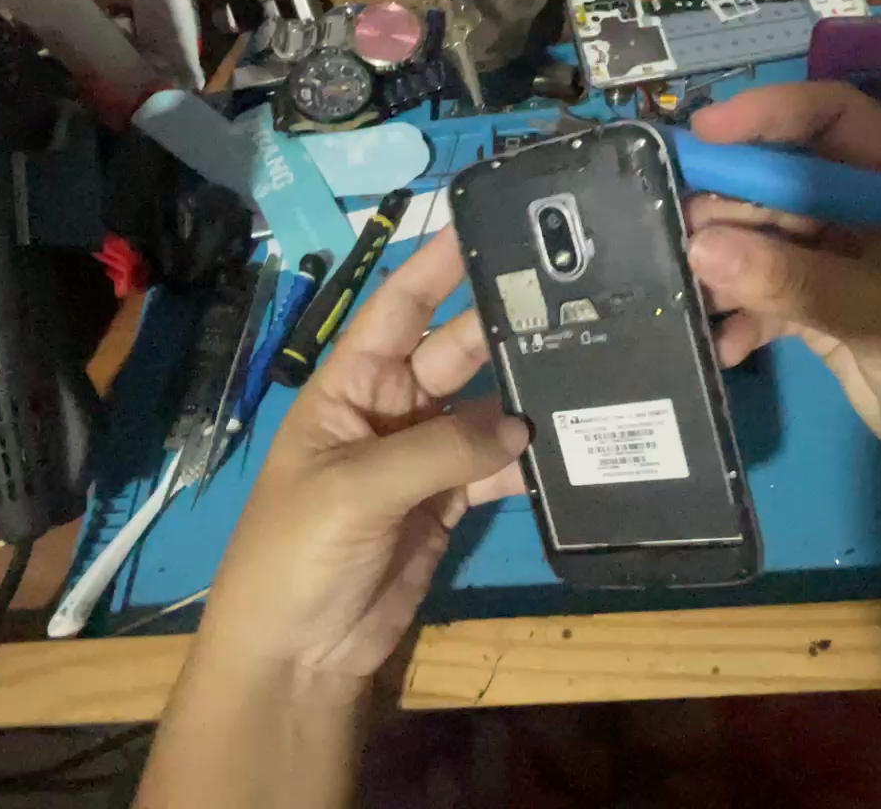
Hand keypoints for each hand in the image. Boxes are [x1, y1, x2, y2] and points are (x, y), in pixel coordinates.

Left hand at [199, 229, 527, 677]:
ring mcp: (426, 452)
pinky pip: (496, 462)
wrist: (299, 653)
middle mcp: (393, 406)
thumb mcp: (354, 488)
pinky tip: (565, 446)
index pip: (399, 307)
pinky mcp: (452, 498)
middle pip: (454, 350)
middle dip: (499, 325)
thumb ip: (438, 450)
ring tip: (583, 365)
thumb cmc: (297, 553)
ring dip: (523, 392)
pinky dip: (526, 458)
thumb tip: (519, 427)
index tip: (483, 226)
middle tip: (565, 300)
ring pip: (484, 406)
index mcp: (351, 383)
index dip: (437, 265)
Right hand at [685, 82, 880, 484]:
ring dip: (724, 264)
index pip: (836, 121)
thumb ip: (798, 282)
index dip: (772, 114)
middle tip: (674, 228)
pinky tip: (723, 345)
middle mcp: (866, 217)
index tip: (704, 132)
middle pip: (784, 184)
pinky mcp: (820, 315)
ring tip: (690, 290)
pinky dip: (740, 319)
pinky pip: (765, 301)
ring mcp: (841, 267)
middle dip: (729, 202)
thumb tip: (702, 247)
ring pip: (765, 243)